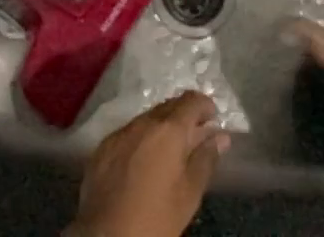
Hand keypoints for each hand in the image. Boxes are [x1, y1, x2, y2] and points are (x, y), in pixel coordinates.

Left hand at [70, 92, 229, 236]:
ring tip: (170, 151)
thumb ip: (206, 160)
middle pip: (168, 106)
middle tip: (195, 137)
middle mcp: (142, 123)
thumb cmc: (156, 216)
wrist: (107, 236)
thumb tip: (220, 137)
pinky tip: (144, 161)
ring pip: (146, 119)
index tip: (213, 120)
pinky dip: (141, 139)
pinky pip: (128, 133)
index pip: (190, 100)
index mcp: (168, 130)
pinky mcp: (102, 147)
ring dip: (162, 127)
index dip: (205, 106)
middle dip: (184, 116)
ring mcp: (119, 133)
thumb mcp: (189, 193)